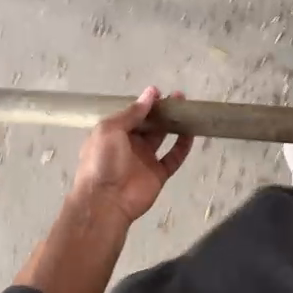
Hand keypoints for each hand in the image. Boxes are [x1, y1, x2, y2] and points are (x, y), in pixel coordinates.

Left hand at [67, 87, 194, 229]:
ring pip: (162, 137)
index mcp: (114, 133)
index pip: (132, 114)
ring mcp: (145, 160)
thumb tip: (149, 94)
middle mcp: (129, 145)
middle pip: (149, 124)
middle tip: (177, 97)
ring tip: (186, 109)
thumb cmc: (102, 161)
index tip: (158, 92)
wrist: (105, 200)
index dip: (144, 103)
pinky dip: (182, 146)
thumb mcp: (110, 129)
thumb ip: (131, 113)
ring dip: (173, 124)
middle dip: (162, 110)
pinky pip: (174, 157)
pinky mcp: (158, 174)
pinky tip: (190, 133)